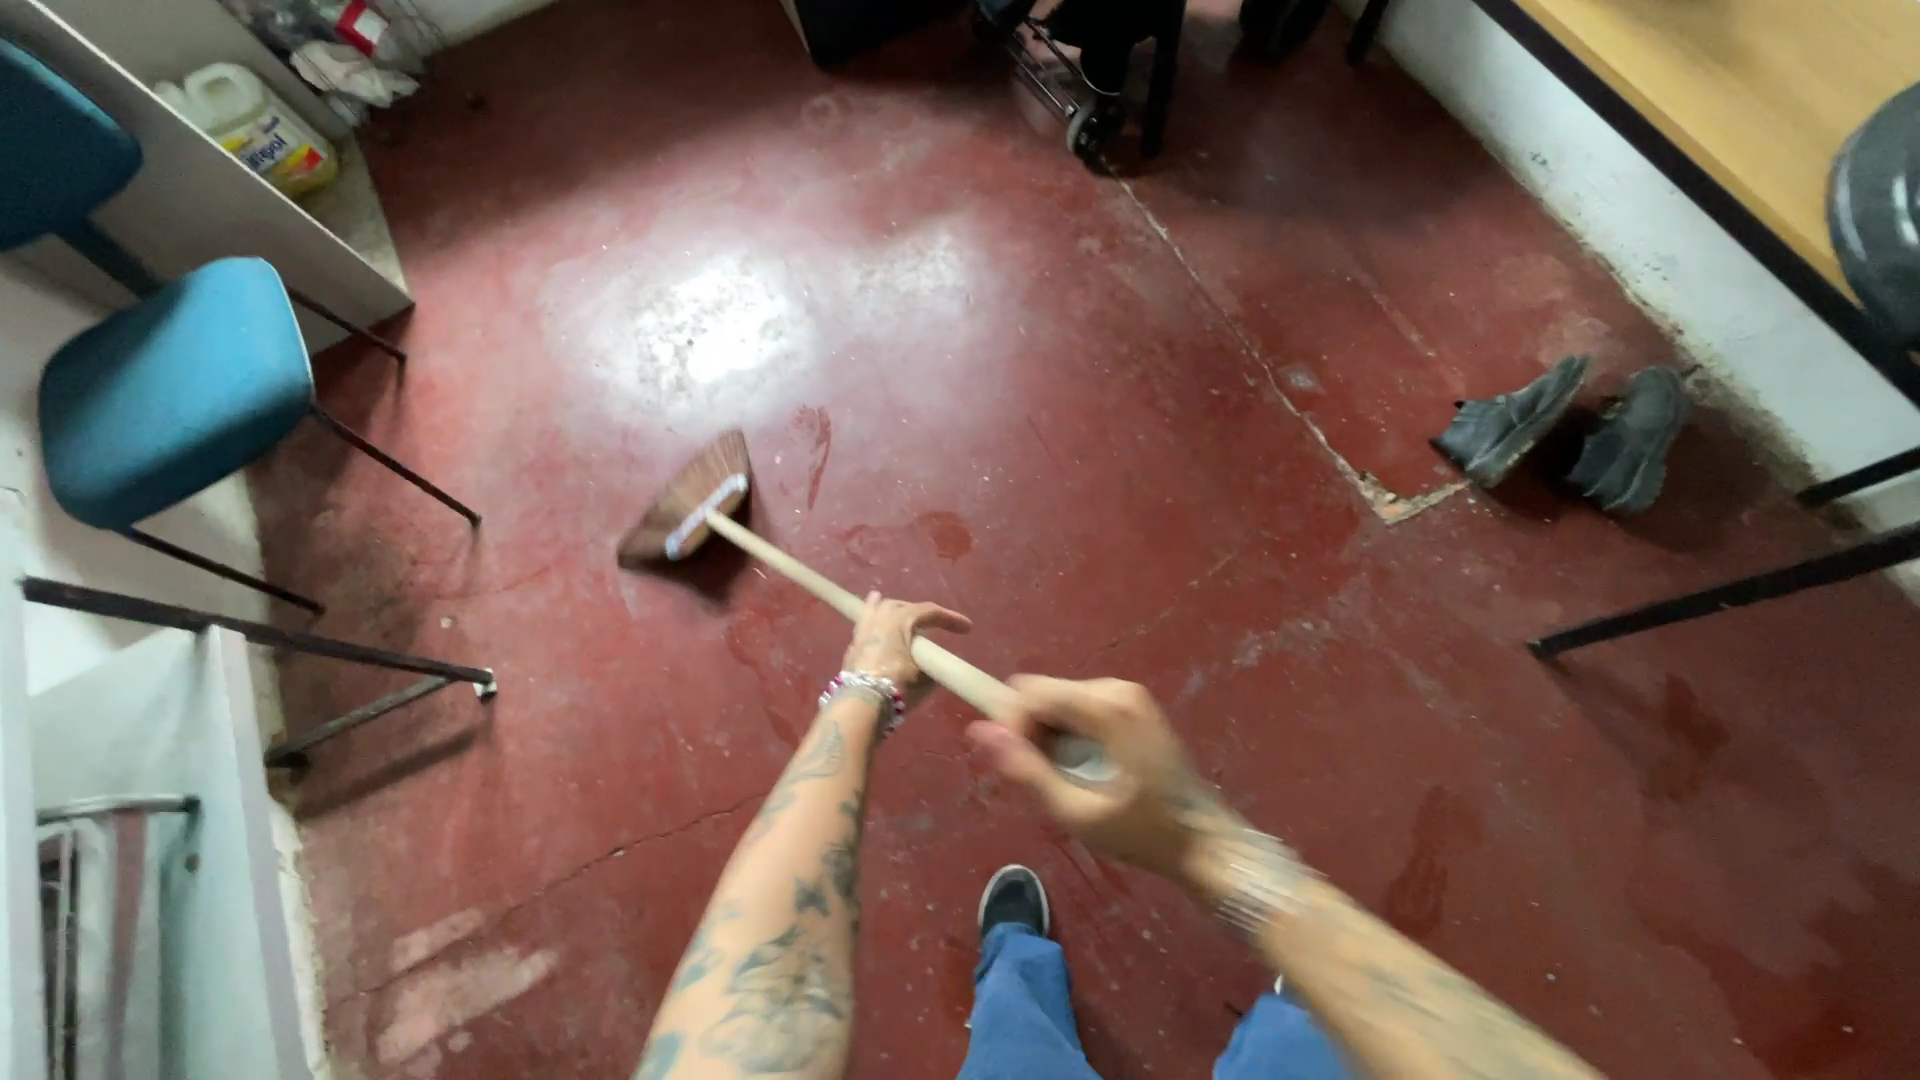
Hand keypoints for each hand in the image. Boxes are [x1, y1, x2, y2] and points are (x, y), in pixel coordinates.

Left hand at [842, 591, 972, 707]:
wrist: (862, 703)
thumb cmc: (897, 685)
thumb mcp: (925, 677)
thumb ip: (932, 666)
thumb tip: (933, 667)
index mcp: (901, 619)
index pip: (930, 611)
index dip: (950, 618)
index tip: (967, 628)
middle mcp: (881, 617)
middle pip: (903, 606)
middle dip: (920, 613)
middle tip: (934, 625)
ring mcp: (864, 628)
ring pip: (880, 609)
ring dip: (894, 611)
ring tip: (901, 609)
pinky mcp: (854, 644)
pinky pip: (865, 622)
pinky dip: (874, 619)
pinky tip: (874, 618)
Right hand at [966, 676, 1232, 890]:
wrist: (1206, 843)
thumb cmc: (1143, 832)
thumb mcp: (1076, 811)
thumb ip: (1024, 769)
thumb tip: (978, 730)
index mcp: (1107, 707)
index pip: (1029, 691)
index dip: (1013, 726)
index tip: (1021, 769)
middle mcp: (1117, 688)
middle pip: (1044, 693)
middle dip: (1033, 733)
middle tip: (1047, 781)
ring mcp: (1129, 695)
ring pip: (1059, 701)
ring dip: (1051, 738)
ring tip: (1068, 781)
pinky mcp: (1134, 706)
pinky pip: (1080, 708)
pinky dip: (1071, 736)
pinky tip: (1087, 771)